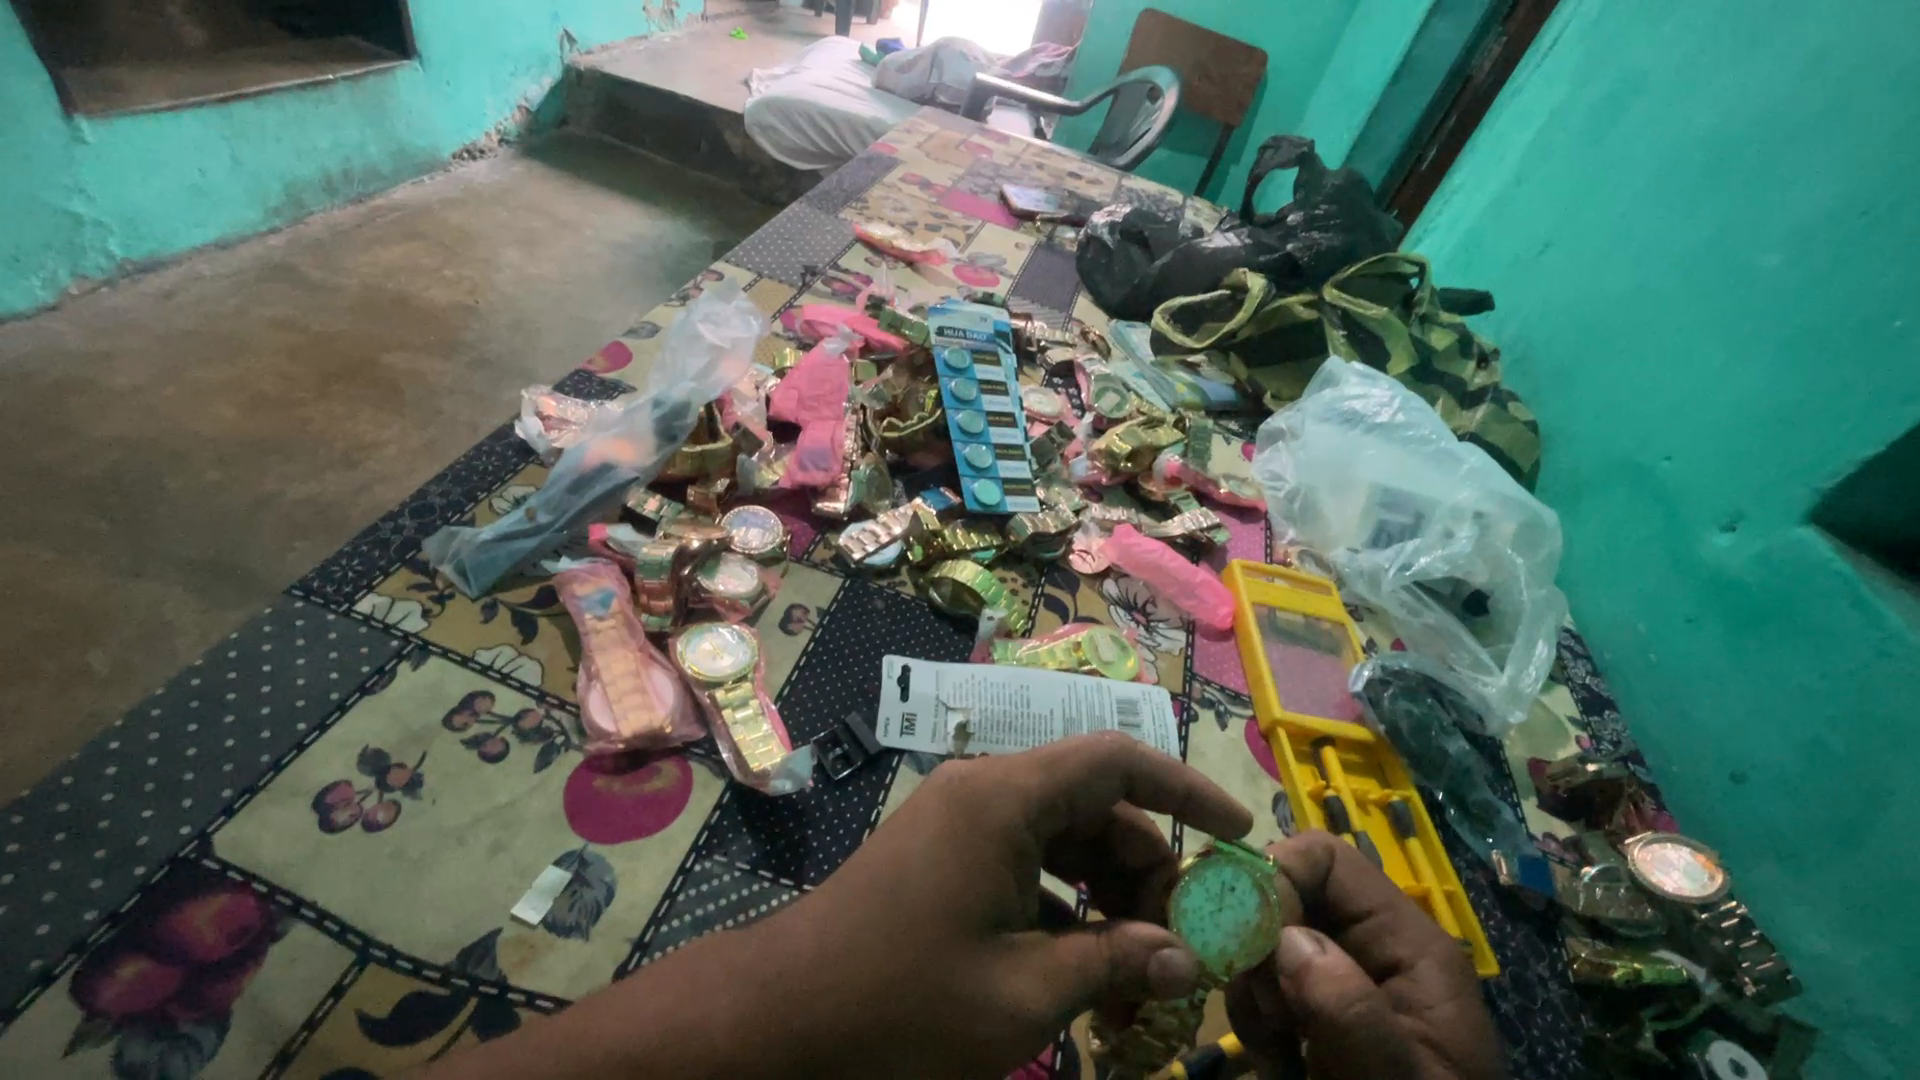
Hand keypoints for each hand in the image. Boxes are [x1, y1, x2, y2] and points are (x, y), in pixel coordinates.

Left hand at [759, 732, 1252, 1078]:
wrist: (782, 1016)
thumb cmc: (903, 1001)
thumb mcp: (1023, 993)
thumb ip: (1113, 962)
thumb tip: (1187, 961)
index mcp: (1005, 797)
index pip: (1116, 759)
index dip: (1186, 787)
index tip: (1238, 834)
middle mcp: (985, 789)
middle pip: (1094, 805)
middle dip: (1147, 868)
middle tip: (1182, 944)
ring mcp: (962, 818)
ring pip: (1062, 835)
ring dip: (1107, 892)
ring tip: (1138, 967)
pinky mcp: (948, 850)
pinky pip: (1026, 857)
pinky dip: (1064, 901)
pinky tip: (1084, 961)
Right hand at [1226, 830, 1504, 1079]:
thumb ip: (1351, 1012)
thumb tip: (1287, 937)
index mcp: (1408, 944)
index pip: (1325, 858)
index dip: (1277, 878)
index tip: (1252, 940)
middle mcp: (1371, 945)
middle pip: (1284, 892)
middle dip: (1255, 943)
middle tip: (1269, 1013)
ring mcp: (1341, 976)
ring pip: (1262, 937)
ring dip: (1252, 989)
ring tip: (1278, 1052)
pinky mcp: (1315, 1007)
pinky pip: (1260, 980)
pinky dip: (1253, 1015)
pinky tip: (1278, 1060)